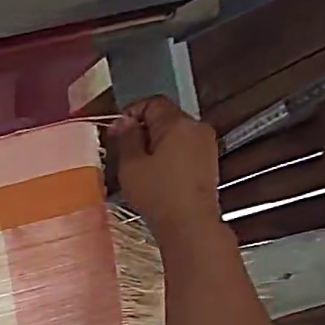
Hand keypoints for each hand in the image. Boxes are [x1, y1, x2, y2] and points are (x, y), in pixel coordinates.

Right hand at [109, 96, 221, 228]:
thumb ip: (126, 138)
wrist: (188, 221)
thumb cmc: (157, 193)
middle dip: (143, 129)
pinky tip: (155, 174)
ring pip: (175, 133)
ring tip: (137, 165)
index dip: (131, 112)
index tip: (116, 129)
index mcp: (177, 123)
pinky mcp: (208, 161)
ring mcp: (206, 144)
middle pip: (166, 117)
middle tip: (122, 149)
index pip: (153, 103)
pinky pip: (184, 148)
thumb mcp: (131, 165)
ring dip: (155, 143)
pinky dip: (168, 154)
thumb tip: (123, 122)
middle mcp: (196, 127)